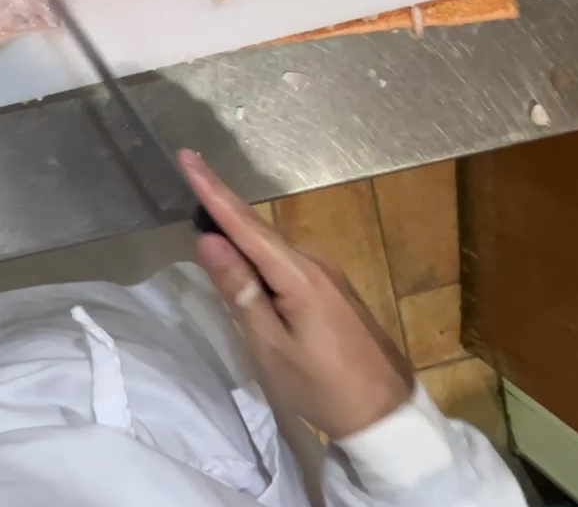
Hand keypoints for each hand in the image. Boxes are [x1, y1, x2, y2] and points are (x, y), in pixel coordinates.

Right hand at [181, 149, 412, 438]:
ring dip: (238, 233)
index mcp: (298, 274)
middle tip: (188, 174)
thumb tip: (208, 240)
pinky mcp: (332, 290)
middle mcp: (314, 262)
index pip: (244, 223)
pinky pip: (285, 261)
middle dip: (221, 204)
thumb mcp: (271, 347)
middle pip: (257, 228)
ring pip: (271, 246)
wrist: (390, 421)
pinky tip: (244, 262)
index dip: (212, 189)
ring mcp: (327, 275)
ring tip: (205, 222)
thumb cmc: (324, 387)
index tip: (187, 155)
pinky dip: (258, 254)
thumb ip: (240, 290)